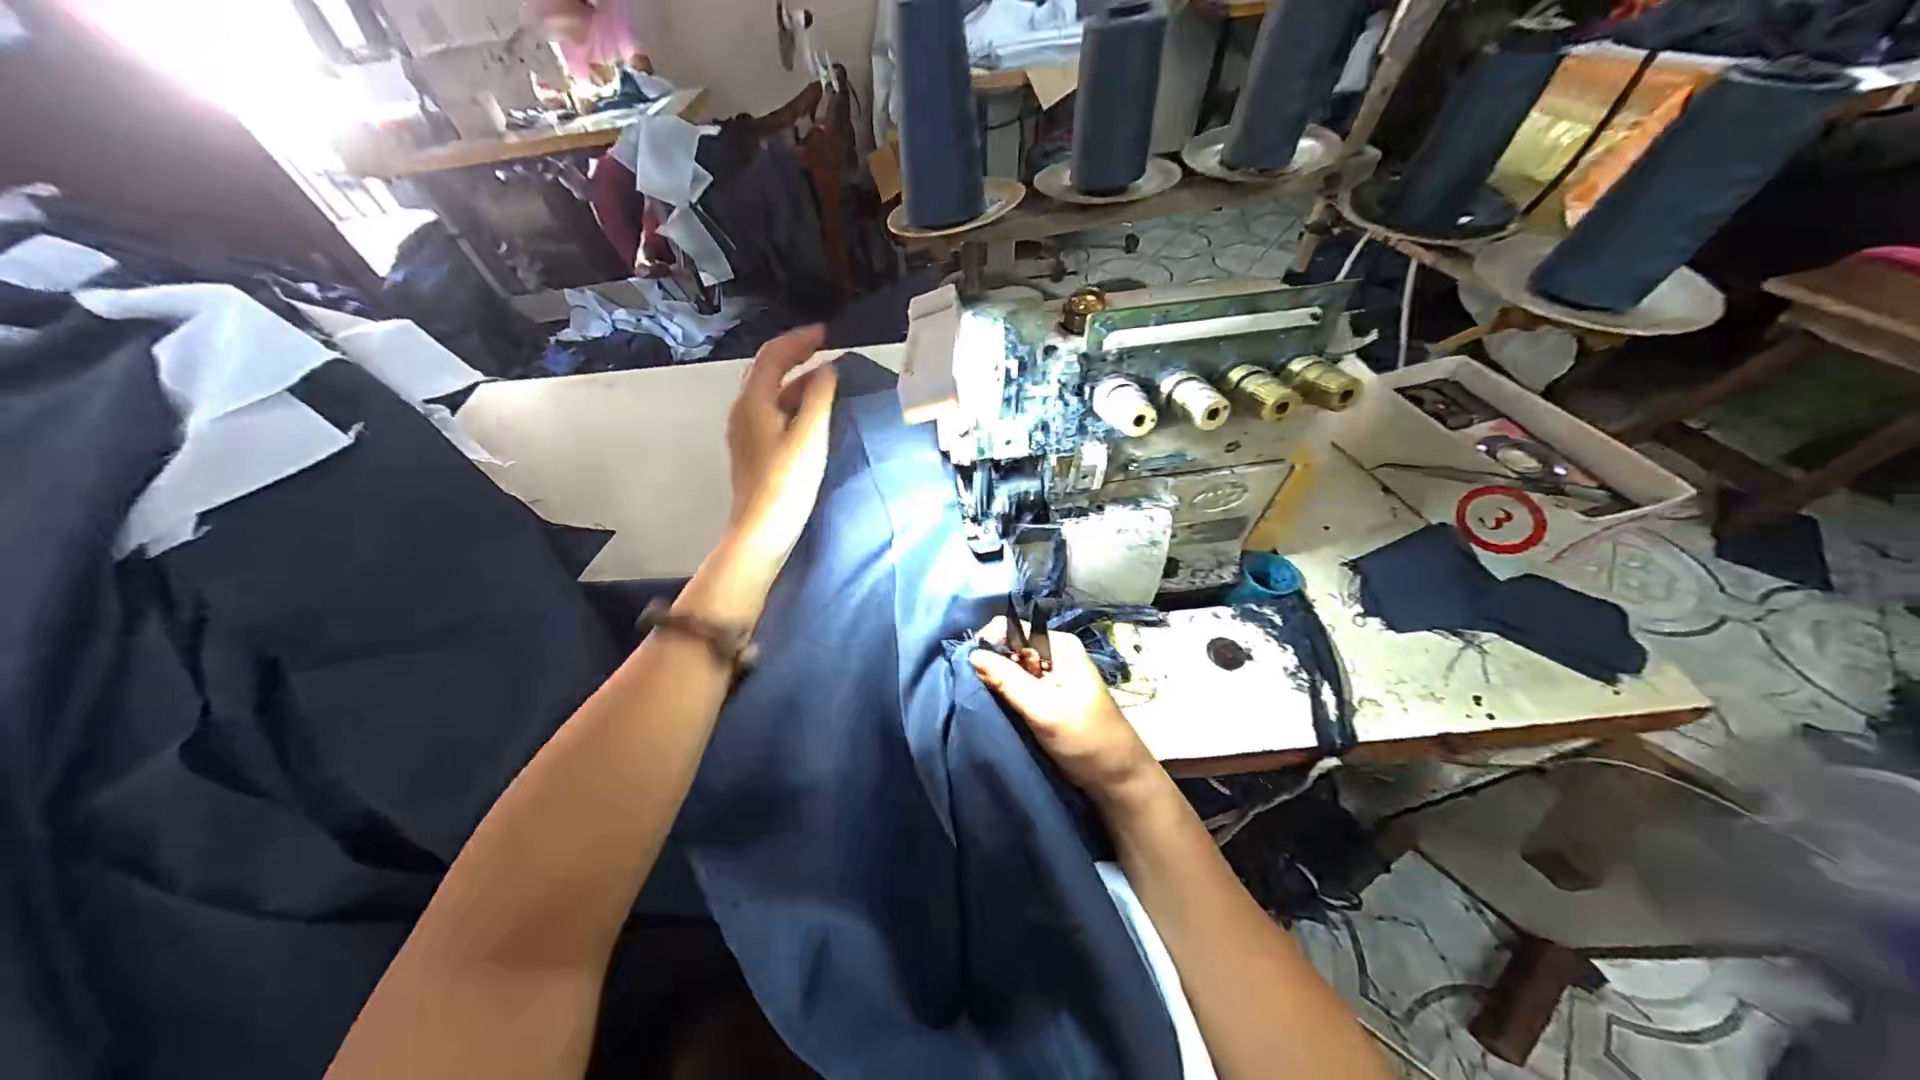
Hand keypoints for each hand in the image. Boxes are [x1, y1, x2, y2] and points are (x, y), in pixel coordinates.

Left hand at [724, 325, 836, 577]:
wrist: (761, 530)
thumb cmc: (786, 483)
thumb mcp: (810, 435)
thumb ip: (819, 396)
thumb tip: (827, 370)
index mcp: (753, 402)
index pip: (773, 355)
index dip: (800, 339)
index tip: (826, 333)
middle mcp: (744, 412)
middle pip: (768, 370)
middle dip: (797, 355)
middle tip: (826, 349)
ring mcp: (746, 432)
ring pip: (771, 392)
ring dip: (798, 379)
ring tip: (827, 379)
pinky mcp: (755, 450)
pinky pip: (774, 412)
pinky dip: (794, 401)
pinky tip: (813, 412)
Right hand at [970, 618, 1159, 804]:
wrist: (1114, 777)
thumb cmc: (1085, 738)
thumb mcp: (1043, 708)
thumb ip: (1007, 680)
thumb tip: (971, 654)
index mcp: (1059, 645)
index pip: (1012, 629)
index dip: (988, 644)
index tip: (970, 668)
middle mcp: (1052, 654)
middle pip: (1008, 648)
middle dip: (989, 664)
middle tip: (974, 689)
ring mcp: (1048, 677)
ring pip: (1009, 669)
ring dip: (994, 682)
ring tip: (980, 698)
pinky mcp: (1043, 697)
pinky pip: (1014, 687)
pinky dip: (1002, 695)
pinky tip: (991, 706)